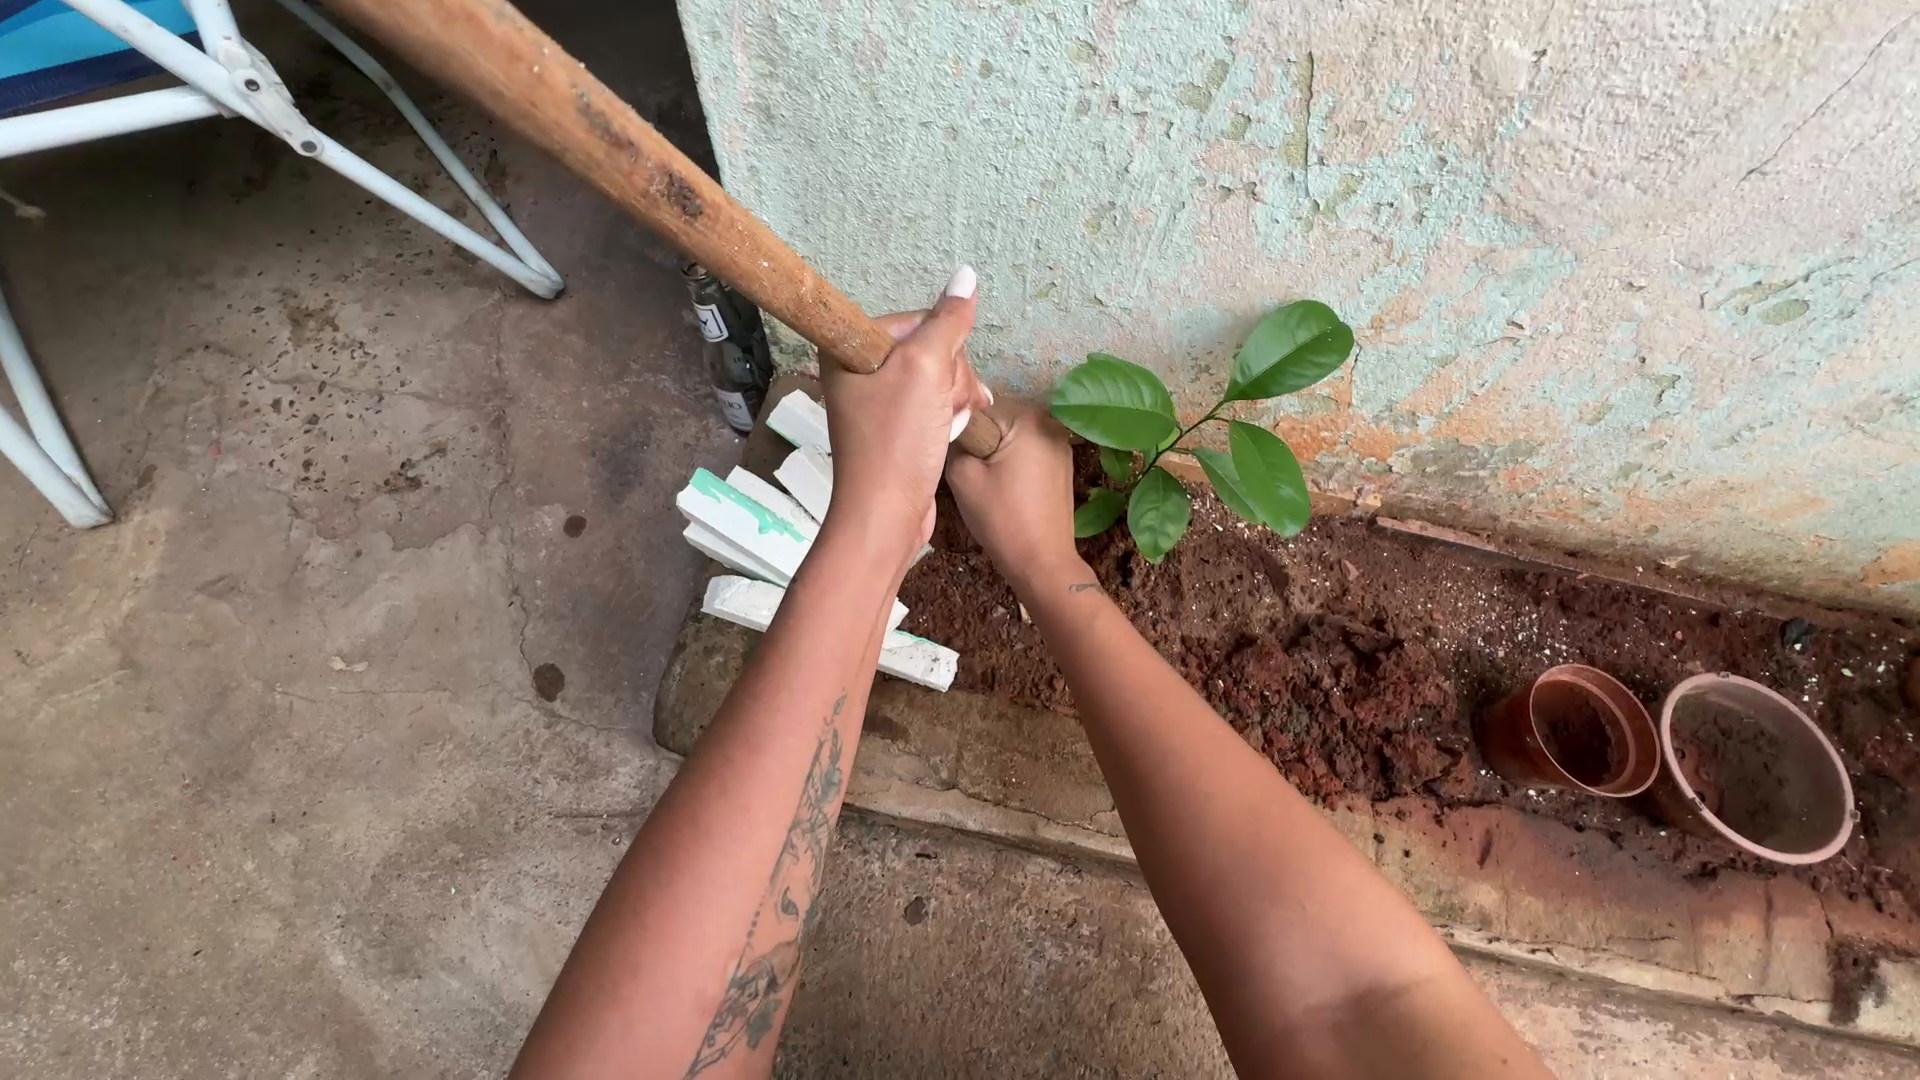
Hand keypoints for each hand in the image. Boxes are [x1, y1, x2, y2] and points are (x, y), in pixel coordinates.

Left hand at [821, 267, 989, 559]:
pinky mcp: (897, 428)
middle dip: (951, 378)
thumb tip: (966, 276)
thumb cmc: (896, 441)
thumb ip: (948, 322)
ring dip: (955, 400)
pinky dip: (950, 417)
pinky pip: (936, 405)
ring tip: (948, 426)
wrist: (887, 514)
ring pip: (940, 379)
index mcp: (850, 347)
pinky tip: (952, 433)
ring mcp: (879, 402)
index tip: (939, 376)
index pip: (916, 320)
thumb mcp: (924, 370)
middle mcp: (860, 370)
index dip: (941, 345)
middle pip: (931, 350)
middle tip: (945, 407)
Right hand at [944, 400, 1086, 594]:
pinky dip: (1013, 461)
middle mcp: (1050, 422)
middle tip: (970, 473)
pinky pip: (1028, 450)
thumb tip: (954, 430)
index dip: (962, 431)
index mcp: (1028, 418)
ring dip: (996, 451)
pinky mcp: (1063, 463)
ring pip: (1013, 435)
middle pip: (998, 418)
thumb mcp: (962, 477)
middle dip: (981, 440)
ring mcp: (1061, 442)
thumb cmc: (1001, 518)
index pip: (979, 407)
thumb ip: (954, 442)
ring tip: (988, 482)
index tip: (957, 457)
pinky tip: (1007, 487)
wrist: (1041, 561)